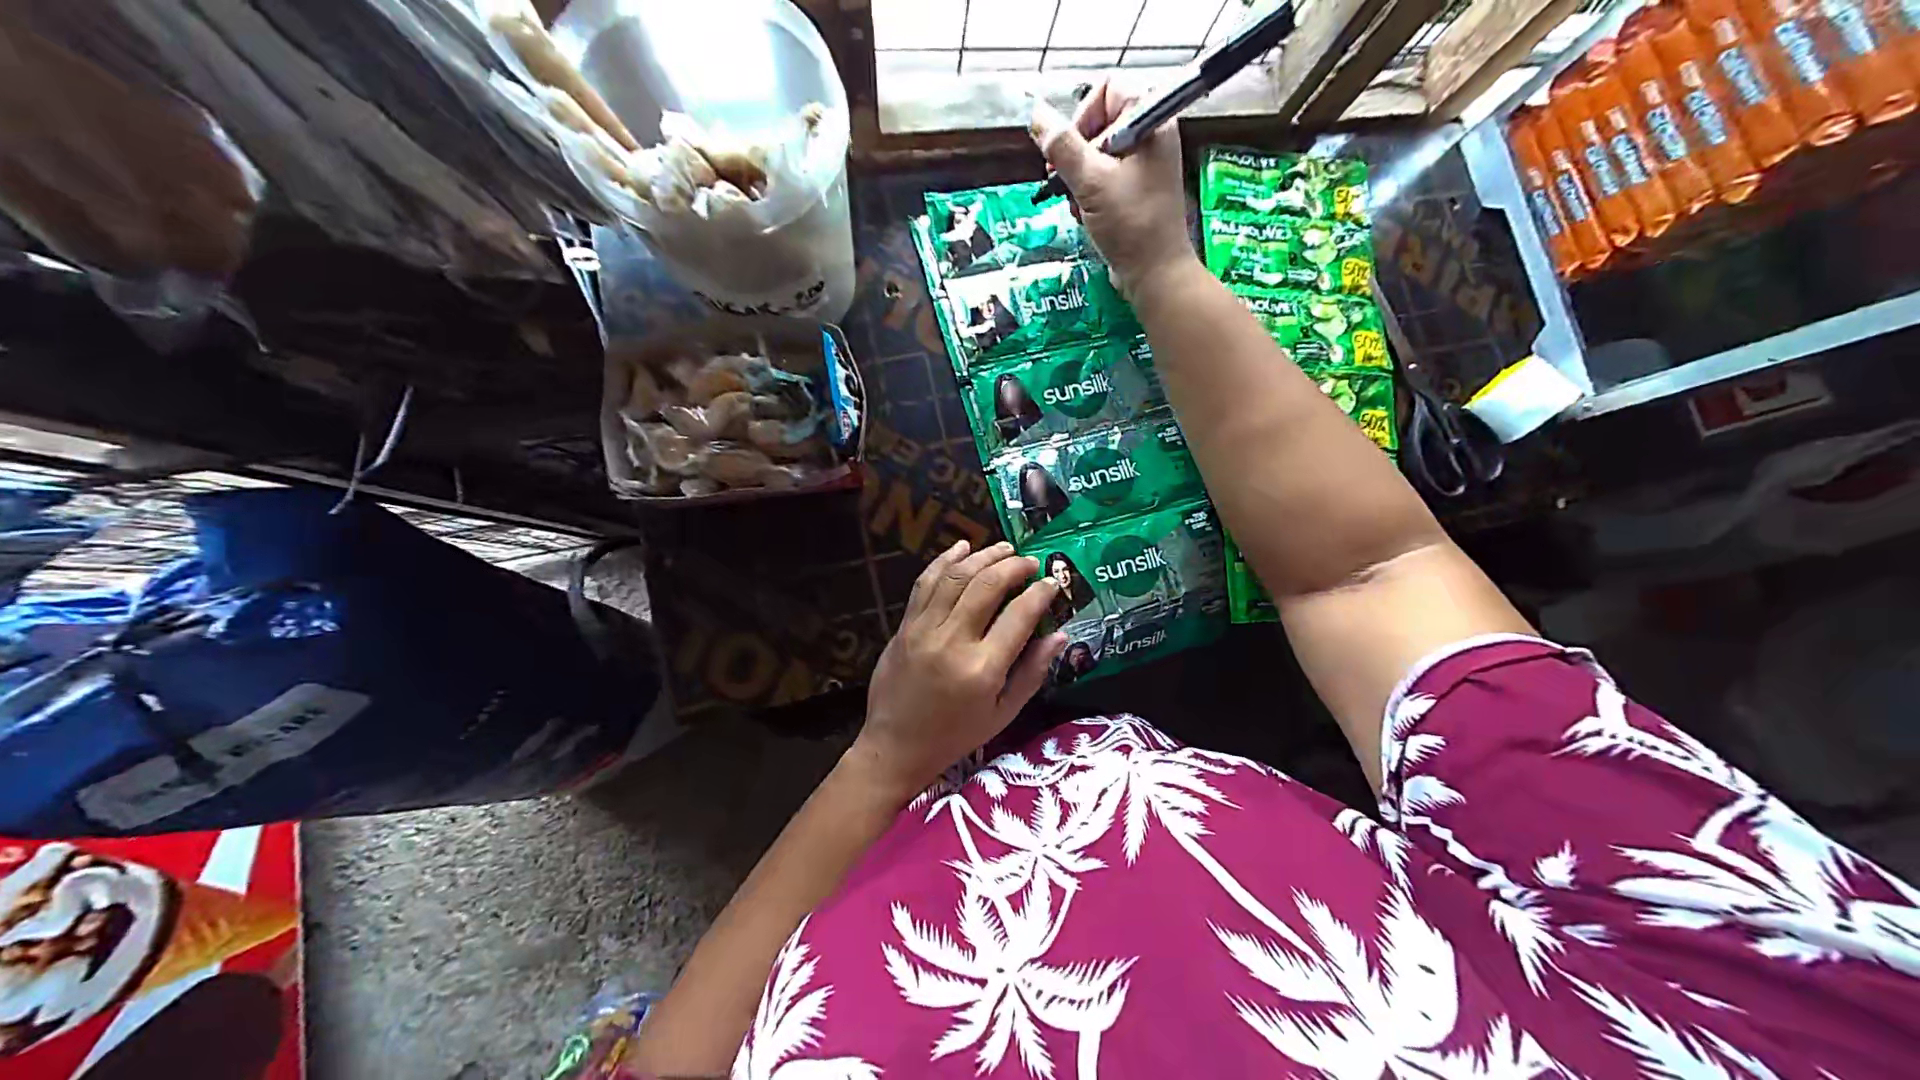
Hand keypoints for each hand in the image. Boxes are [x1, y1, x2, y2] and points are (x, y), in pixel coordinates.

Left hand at [848, 540, 1066, 801]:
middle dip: (1013, 566)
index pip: (1019, 616)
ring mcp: (924, 629)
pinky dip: (944, 560)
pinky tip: (963, 547)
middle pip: (986, 586)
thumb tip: (1061, 635)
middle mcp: (952, 641)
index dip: (1040, 593)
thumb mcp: (1003, 713)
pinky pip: (925, 583)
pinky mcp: (905, 625)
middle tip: (1030, 562)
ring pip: (955, 577)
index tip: (1052, 583)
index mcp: (982, 669)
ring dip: (983, 556)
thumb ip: (1033, 672)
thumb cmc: (956, 735)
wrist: (895, 745)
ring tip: (1005, 548)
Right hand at [1028, 78, 1196, 298]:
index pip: (1108, 88)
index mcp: (1150, 120)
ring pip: (1095, 154)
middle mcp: (1149, 135)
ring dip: (1078, 179)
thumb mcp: (1091, 182)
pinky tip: (1088, 215)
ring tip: (1080, 205)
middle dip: (1076, 153)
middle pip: (1098, 122)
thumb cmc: (1131, 224)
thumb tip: (1036, 115)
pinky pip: (1102, 177)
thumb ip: (1062, 146)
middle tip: (1066, 181)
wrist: (1155, 273)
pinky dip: (1088, 194)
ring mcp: (1143, 163)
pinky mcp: (1135, 188)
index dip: (1082, 115)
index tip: (1070, 151)